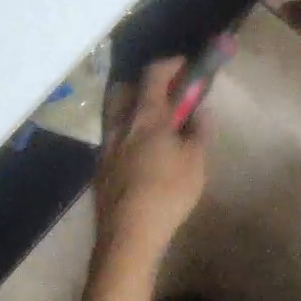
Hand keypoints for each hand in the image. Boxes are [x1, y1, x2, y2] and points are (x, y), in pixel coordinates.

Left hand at [92, 57, 210, 264]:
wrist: (128, 235)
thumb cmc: (168, 193)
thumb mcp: (196, 161)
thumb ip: (198, 131)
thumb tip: (200, 110)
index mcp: (147, 117)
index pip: (154, 74)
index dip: (170, 64)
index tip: (185, 66)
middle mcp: (120, 125)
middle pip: (124, 89)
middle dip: (143, 84)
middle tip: (164, 96)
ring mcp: (106, 147)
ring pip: (114, 115)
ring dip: (132, 110)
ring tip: (152, 127)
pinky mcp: (100, 169)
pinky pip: (112, 138)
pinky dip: (126, 135)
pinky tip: (140, 155)